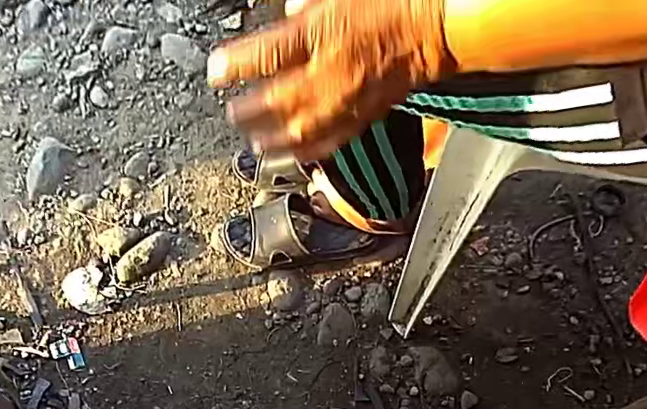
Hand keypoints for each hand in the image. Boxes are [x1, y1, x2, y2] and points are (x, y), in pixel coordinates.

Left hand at [208, 0, 453, 161]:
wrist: (431, 29)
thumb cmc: (390, 3)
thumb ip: (309, 1)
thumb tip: (287, 7)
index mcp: (319, 35)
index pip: (265, 56)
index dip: (235, 66)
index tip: (215, 73)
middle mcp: (324, 77)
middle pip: (273, 103)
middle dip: (247, 112)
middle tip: (231, 115)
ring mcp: (340, 105)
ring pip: (294, 133)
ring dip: (269, 141)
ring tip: (254, 144)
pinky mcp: (356, 122)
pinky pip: (323, 145)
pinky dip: (301, 152)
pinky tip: (289, 155)